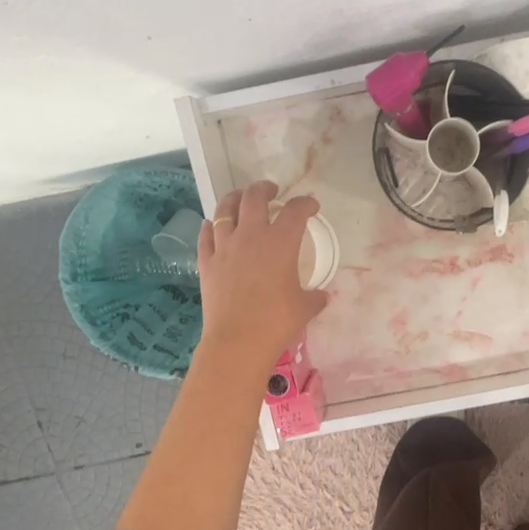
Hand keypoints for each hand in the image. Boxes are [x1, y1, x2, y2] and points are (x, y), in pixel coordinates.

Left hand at [196, 180, 329, 371]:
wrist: (238, 340)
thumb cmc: (277, 322)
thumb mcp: (305, 308)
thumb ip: (314, 297)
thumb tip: (322, 296)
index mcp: (281, 242)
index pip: (295, 211)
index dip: (305, 204)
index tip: (311, 205)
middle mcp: (251, 235)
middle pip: (255, 198)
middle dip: (264, 189)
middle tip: (271, 190)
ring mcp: (225, 247)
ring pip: (225, 210)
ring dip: (234, 199)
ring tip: (239, 198)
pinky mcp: (207, 262)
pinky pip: (206, 236)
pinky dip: (210, 227)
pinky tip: (211, 225)